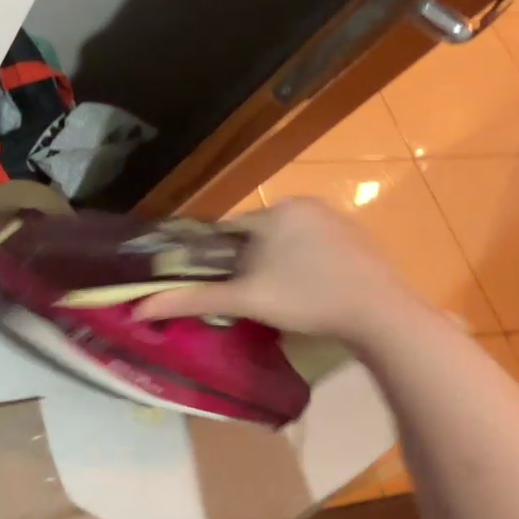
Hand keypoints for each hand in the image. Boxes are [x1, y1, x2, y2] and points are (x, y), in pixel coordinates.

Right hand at [134, 197, 427, 346]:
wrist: (380, 315)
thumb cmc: (305, 299)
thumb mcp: (243, 300)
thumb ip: (191, 300)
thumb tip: (138, 307)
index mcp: (274, 212)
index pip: (227, 232)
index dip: (217, 260)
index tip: (218, 285)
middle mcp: (305, 204)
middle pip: (255, 235)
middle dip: (247, 262)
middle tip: (247, 296)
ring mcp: (336, 218)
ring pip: (284, 241)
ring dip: (274, 264)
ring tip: (277, 297)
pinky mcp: (357, 236)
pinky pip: (312, 246)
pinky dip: (303, 264)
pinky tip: (307, 291)